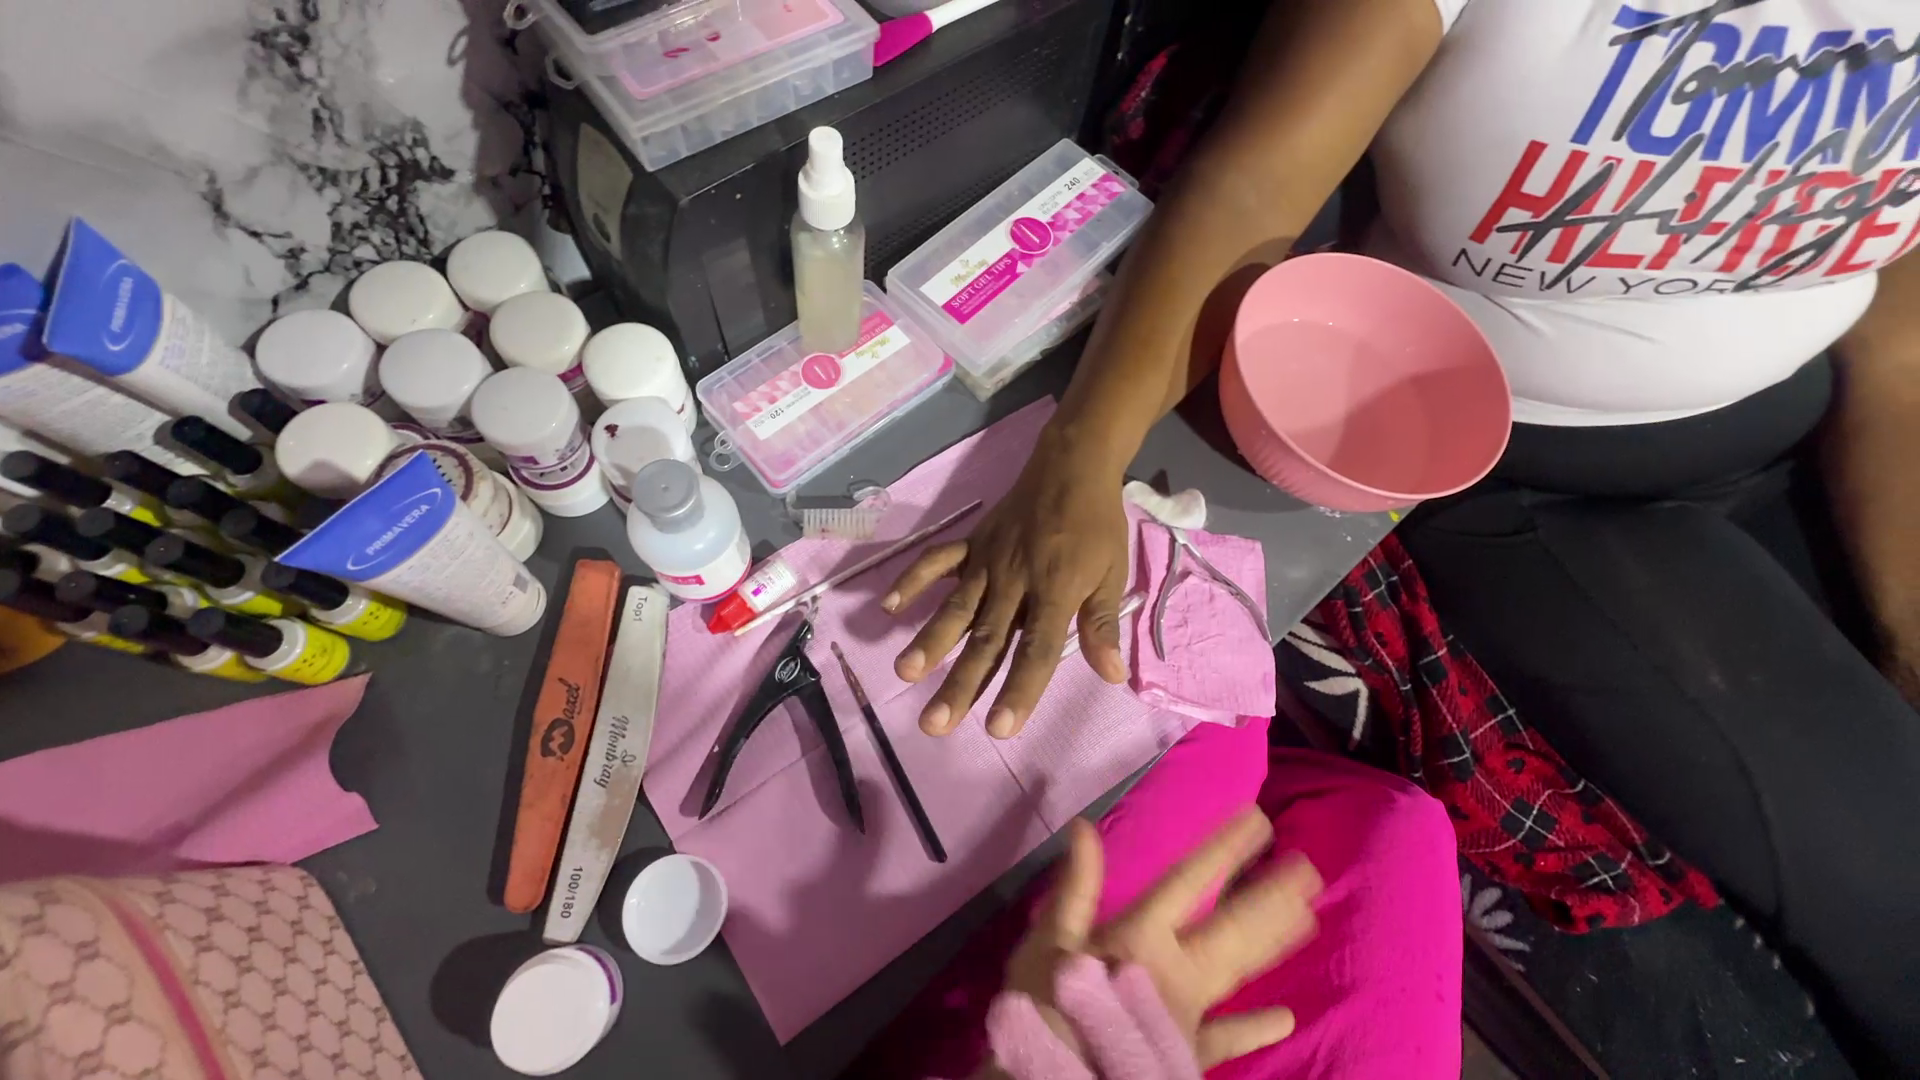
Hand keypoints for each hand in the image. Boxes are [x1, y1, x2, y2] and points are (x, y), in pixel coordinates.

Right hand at [884, 427, 1131, 738]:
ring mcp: (987, 561)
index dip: (1019, 690)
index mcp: (1055, 591)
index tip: (999, 729)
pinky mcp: (971, 544)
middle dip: (960, 682)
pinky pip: (937, 562)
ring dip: (930, 640)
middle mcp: (1015, 581)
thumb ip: (1102, 624)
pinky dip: (912, 581)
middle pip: (986, 639)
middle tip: (934, 723)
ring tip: (906, 672)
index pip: (1036, 650)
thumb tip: (1111, 676)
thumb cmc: (1096, 526)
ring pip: (956, 608)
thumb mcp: (1112, 573)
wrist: (1072, 466)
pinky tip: (888, 606)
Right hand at [1001, 810, 1321, 1071]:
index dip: (1224, 850)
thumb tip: (1085, 826)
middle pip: (1233, 927)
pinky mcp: (1190, 1053)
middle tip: (1307, 870)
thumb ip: (1075, 885)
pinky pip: (1229, 1039)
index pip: (1189, 882)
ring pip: (1241, 970)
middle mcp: (1177, 969)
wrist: (1054, 1077)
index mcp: (1141, 936)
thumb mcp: (1047, 941)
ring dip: (1274, 942)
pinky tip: (1286, 1018)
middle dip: (1270, 896)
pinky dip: (1256, 1028)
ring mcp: (1191, 1014)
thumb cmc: (1045, 1006)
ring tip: (1308, 916)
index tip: (1256, 821)